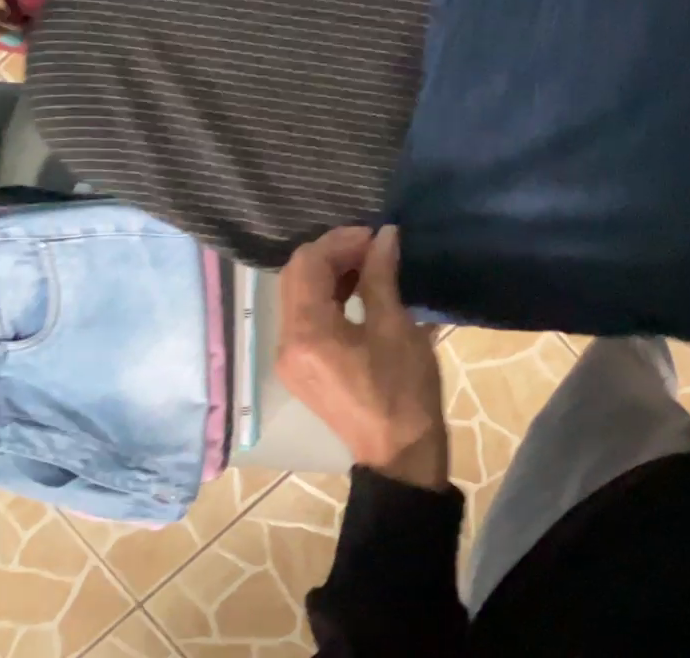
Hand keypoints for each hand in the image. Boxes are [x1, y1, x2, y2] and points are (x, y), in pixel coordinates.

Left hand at [276, 225, 448, 489]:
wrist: (398, 454)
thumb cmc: (403, 391)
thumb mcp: (397, 328)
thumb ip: (382, 277)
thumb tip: (385, 235)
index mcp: (307, 333)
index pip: (308, 263)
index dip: (341, 240)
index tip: (378, 237)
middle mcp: (286, 342)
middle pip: (296, 275)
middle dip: (333, 252)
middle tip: (374, 247)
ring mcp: (289, 358)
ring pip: (298, 294)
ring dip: (330, 271)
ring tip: (371, 264)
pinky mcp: (301, 368)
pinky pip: (305, 316)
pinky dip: (328, 295)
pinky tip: (360, 290)